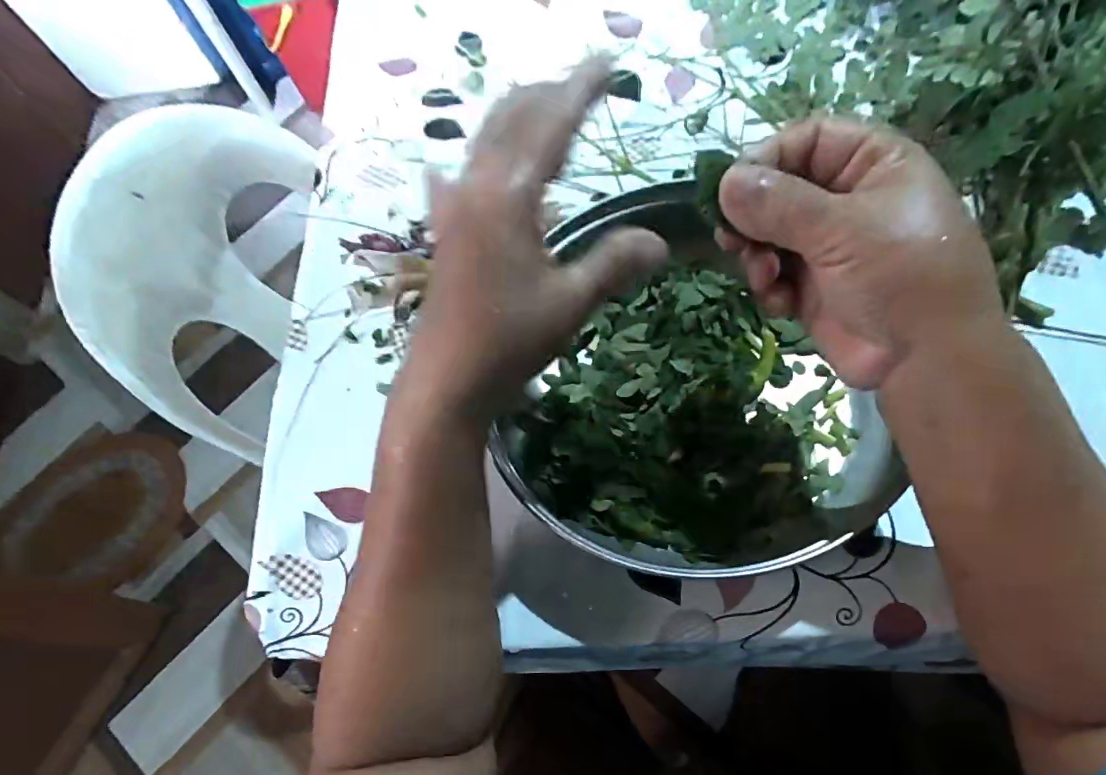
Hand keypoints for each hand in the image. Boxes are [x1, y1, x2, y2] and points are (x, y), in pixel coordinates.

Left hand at [403, 57, 668, 419]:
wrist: (448, 380)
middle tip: (583, 88)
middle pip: (511, 118)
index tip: (607, 63)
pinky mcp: (446, 234)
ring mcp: (454, 209)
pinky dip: (479, 164)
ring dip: (516, 119)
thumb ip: (613, 264)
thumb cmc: (510, 341)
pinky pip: (460, 180)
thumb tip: (660, 242)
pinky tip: (464, 171)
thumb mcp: (571, 303)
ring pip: (484, 141)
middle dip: (548, 94)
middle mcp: (476, 187)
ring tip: (544, 116)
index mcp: (510, 195)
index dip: (581, 89)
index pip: (551, 123)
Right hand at [716, 117, 1003, 388]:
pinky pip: (778, 278)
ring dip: (758, 256)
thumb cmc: (901, 275)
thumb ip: (780, 204)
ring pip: (772, 237)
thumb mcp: (843, 230)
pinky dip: (771, 288)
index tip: (733, 191)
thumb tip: (724, 184)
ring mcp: (831, 249)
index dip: (766, 160)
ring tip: (764, 278)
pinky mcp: (816, 292)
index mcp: (871, 164)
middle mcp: (848, 201)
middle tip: (732, 241)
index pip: (806, 141)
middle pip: (781, 191)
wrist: (926, 359)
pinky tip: (780, 303)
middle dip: (754, 217)